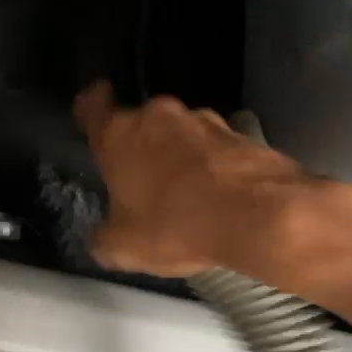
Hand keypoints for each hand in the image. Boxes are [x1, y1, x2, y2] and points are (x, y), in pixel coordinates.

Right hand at [73, 81, 330, 276]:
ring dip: (179, 154)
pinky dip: (212, 166)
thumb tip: (102, 238)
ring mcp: (203, 121)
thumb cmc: (174, 224)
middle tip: (141, 179)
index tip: (93, 111)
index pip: (93, 105)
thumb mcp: (122, 246)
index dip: (90, 105)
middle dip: (139, 144)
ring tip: (186, 193)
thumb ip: (104, 236)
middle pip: (140, 123)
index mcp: (118, 135)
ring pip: (180, 133)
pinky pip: (215, 148)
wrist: (260, 216)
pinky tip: (218, 197)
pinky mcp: (243, 134)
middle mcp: (157, 116)